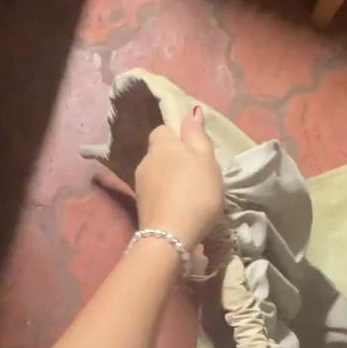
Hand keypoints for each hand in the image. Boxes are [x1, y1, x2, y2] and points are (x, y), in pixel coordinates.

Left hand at [134, 107, 222, 245]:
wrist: (171, 235)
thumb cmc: (196, 192)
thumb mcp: (206, 159)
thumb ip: (197, 135)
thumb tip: (190, 112)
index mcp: (161, 144)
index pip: (164, 130)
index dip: (179, 138)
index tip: (195, 152)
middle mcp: (145, 160)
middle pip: (160, 153)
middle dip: (174, 160)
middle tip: (196, 175)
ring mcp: (140, 185)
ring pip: (157, 174)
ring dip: (170, 180)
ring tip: (189, 195)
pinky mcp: (140, 207)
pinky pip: (156, 194)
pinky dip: (166, 197)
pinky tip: (179, 208)